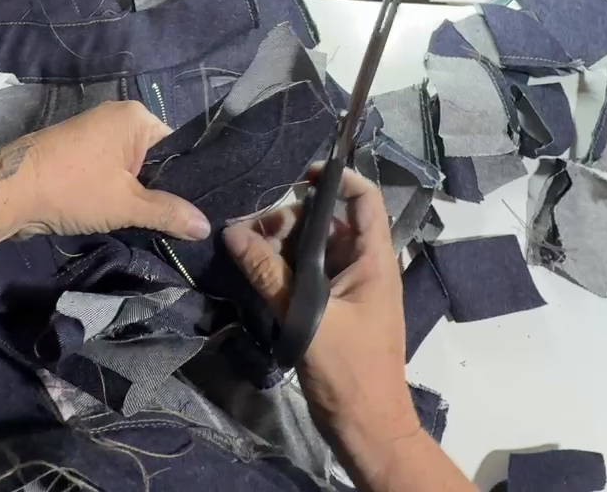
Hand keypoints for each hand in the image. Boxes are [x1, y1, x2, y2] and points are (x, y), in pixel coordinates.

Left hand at [0, 101, 210, 241]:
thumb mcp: (127, 204)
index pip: (178, 147)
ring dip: (139, 196)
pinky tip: (127, 219)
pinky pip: (112, 173)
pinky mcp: (79, 154)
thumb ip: (168, 212)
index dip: (188, 179)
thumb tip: (206, 225)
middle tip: (183, 224)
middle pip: (155, 159)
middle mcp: (118, 118)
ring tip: (159, 226)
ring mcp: (95, 135)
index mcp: (135, 117)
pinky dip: (119, 194)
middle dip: (163, 191)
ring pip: (132, 170)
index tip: (201, 209)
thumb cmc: (73, 187)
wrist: (10, 192)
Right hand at [223, 167, 425, 474]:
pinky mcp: (330, 305)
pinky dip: (281, 266)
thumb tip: (233, 233)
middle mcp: (361, 264)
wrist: (367, 432)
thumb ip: (270, 274)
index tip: (298, 175)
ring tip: (243, 250)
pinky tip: (253, 269)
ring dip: (279, 243)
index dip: (338, 177)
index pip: (365, 198)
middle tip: (248, 230)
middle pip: (326, 219)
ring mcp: (345, 285)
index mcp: (373, 260)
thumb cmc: (351, 373)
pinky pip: (305, 270)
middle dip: (288, 217)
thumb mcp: (307, 318)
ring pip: (311, 245)